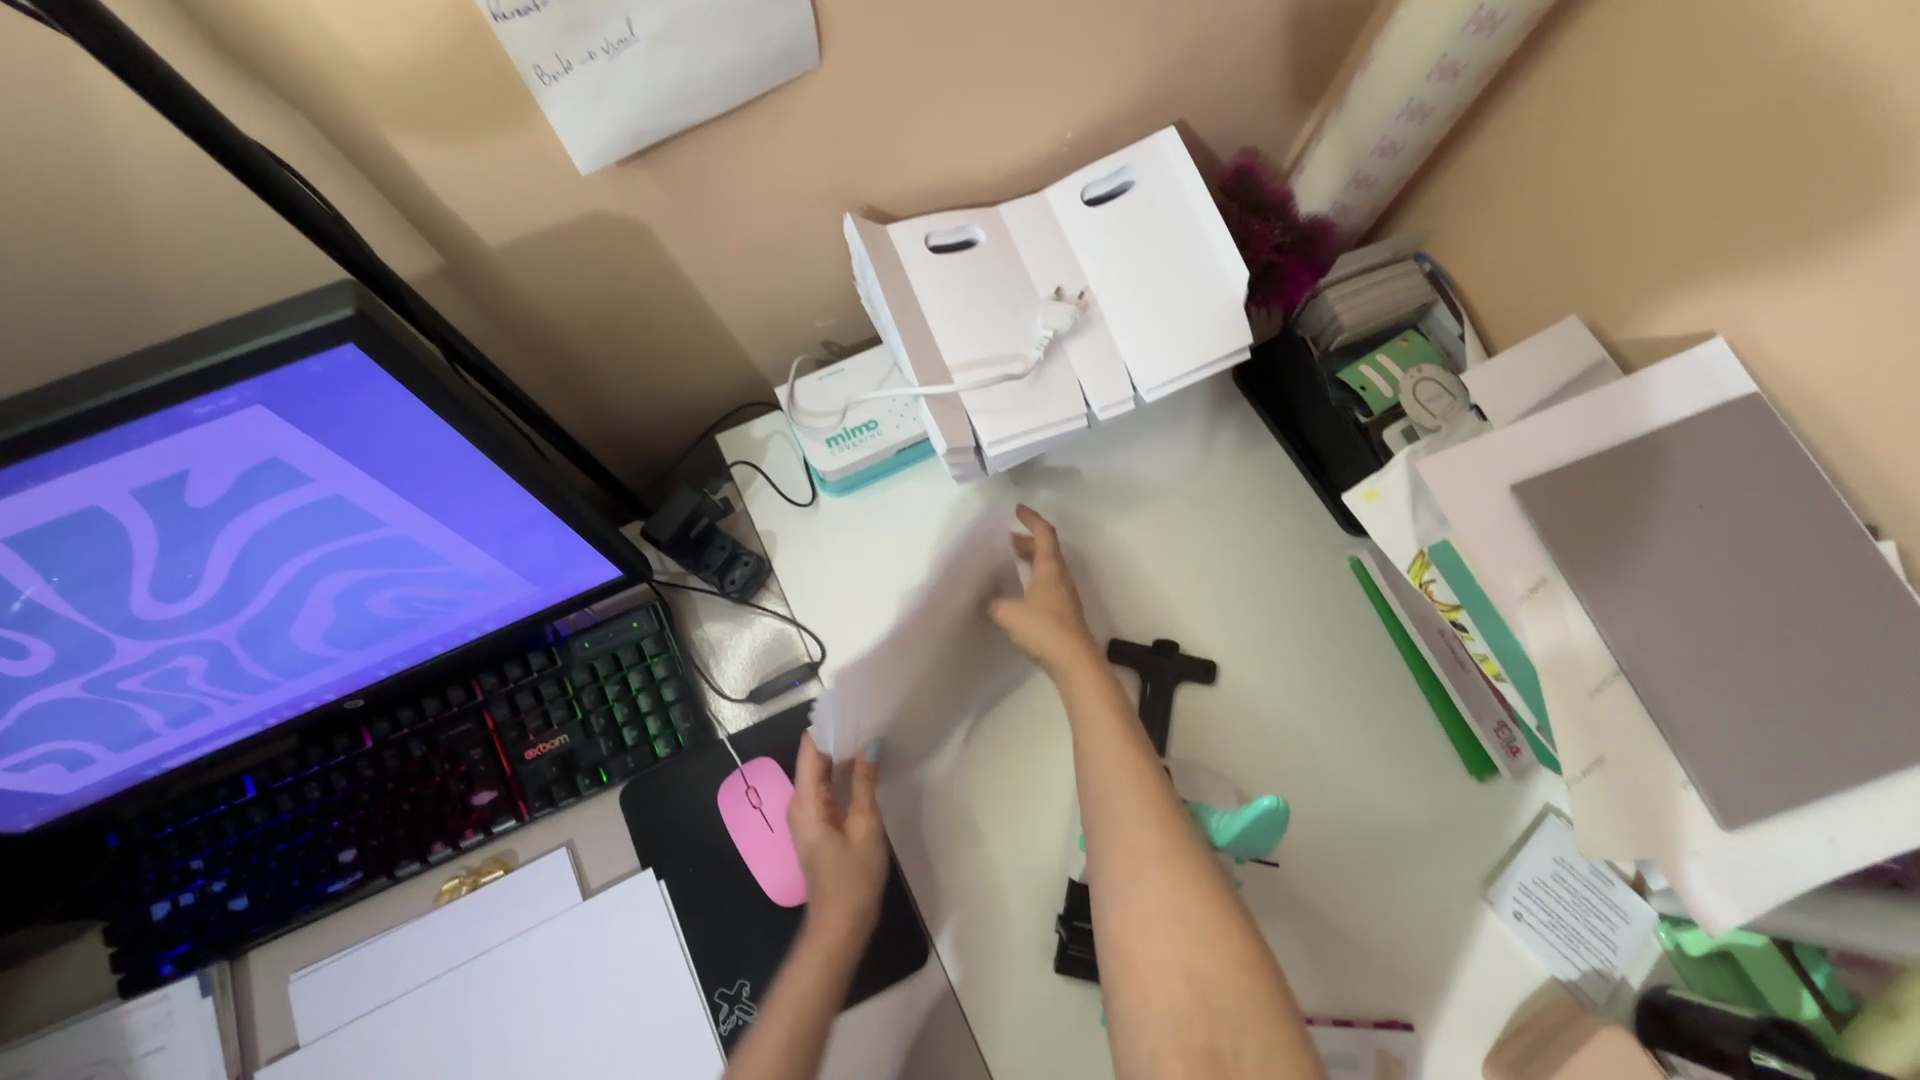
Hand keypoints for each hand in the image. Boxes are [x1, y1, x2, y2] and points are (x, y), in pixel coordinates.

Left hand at [789, 730, 888, 946]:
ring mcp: (807, 815)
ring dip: (844, 756)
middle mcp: (799, 803)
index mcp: (806, 801)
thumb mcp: (865, 827)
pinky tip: (866, 767)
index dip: (829, 725)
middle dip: (839, 737)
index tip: (853, 705)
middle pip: (815, 758)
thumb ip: (865, 784)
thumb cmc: (853, 879)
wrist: (840, 927)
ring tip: (872, 733)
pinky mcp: (818, 825)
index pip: (811, 748)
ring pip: (822, 773)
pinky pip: (827, 789)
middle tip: (870, 715)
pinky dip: (844, 775)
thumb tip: (870, 745)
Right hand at [990, 505, 1102, 677]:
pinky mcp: (1064, 613)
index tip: (1017, 510)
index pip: (1044, 534)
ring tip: (1011, 562)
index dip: (1031, 519)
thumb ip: (995, 603)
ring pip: (1048, 568)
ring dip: (1031, 560)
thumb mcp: (1009, 613)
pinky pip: (1048, 585)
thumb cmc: (1043, 628)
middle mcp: (1060, 577)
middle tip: (1007, 540)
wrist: (1074, 660)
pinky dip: (1034, 579)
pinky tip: (1021, 591)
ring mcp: (1065, 595)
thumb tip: (988, 600)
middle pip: (1046, 550)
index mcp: (1050, 567)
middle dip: (1027, 541)